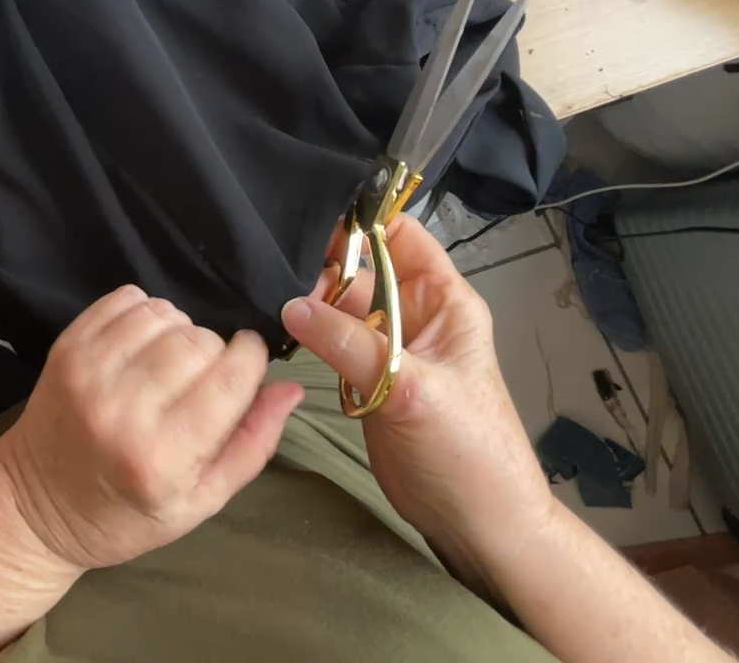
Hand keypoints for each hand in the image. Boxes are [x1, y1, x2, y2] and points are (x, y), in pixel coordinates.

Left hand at [0, 285, 304, 570]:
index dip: (251, 358)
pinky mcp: (67, 345)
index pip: (228, 379)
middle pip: (197, 341)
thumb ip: (252, 444)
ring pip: (163, 313)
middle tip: (205, 373)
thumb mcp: (200, 502)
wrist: (37, 504)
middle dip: (215, 349)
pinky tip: (144, 341)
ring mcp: (88, 371)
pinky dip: (146, 310)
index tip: (250, 359)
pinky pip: (125, 298)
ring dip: (180, 327)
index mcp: (161, 458)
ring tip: (172, 357)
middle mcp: (122, 408)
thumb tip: (292, 387)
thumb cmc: (127, 513)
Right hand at [281, 215, 555, 587]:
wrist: (475, 523)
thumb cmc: (469, 449)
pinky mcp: (362, 374)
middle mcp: (411, 312)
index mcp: (442, 299)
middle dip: (321, 262)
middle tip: (274, 266)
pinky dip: (304, 330)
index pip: (400, 237)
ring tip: (264, 290)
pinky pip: (328, 337)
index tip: (310, 215)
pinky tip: (274, 322)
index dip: (363, 221)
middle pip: (359, 267)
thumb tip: (291, 305)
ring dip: (307, 298)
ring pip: (338, 302)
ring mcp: (385, 344)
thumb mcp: (413, 388)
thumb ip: (351, 345)